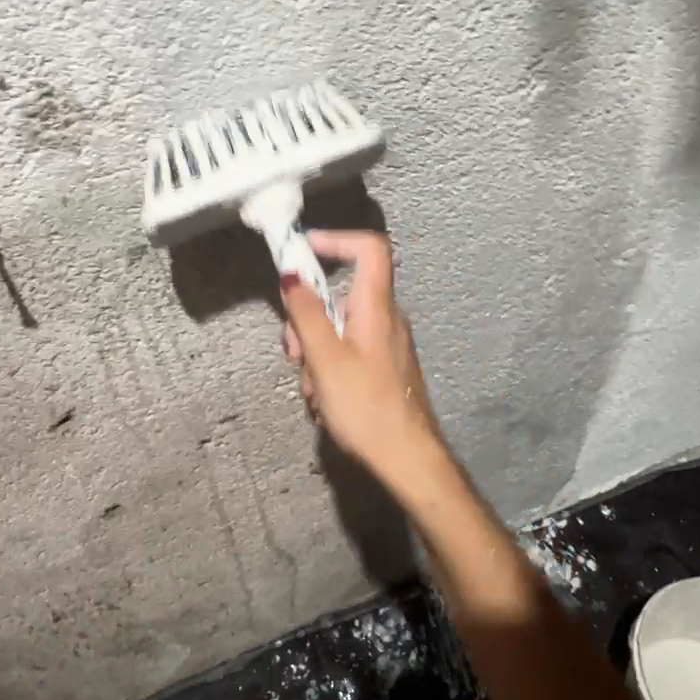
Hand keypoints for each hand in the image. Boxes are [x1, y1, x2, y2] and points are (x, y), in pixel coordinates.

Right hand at [281, 230, 444, 485]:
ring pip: (340, 329)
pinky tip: (324, 400)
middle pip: (341, 295)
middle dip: (308, 319)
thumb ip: (305, 314)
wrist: (409, 460)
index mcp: (376, 307)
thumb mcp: (325, 360)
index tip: (303, 249)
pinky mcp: (385, 367)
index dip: (337, 239)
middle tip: (294, 354)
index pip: (369, 249)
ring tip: (312, 390)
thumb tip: (290, 274)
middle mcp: (386, 318)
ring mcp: (388, 344)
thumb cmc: (366, 407)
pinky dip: (330, 368)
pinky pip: (350, 352)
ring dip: (315, 353)